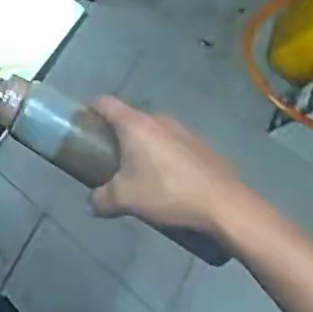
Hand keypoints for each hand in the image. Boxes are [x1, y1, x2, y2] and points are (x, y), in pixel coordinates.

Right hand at [88, 95, 256, 240]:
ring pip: (155, 129)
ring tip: (142, 166)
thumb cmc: (169, 194)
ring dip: (145, 141)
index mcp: (134, 124)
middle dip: (117, 130)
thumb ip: (103, 199)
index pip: (104, 102)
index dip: (89, 107)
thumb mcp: (127, 199)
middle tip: (110, 150)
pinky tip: (171, 177)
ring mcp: (185, 131)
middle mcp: (159, 120)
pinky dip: (167, 153)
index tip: (82, 120)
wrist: (230, 209)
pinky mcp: (205, 147)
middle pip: (129, 115)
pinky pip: (176, 142)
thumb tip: (90, 205)